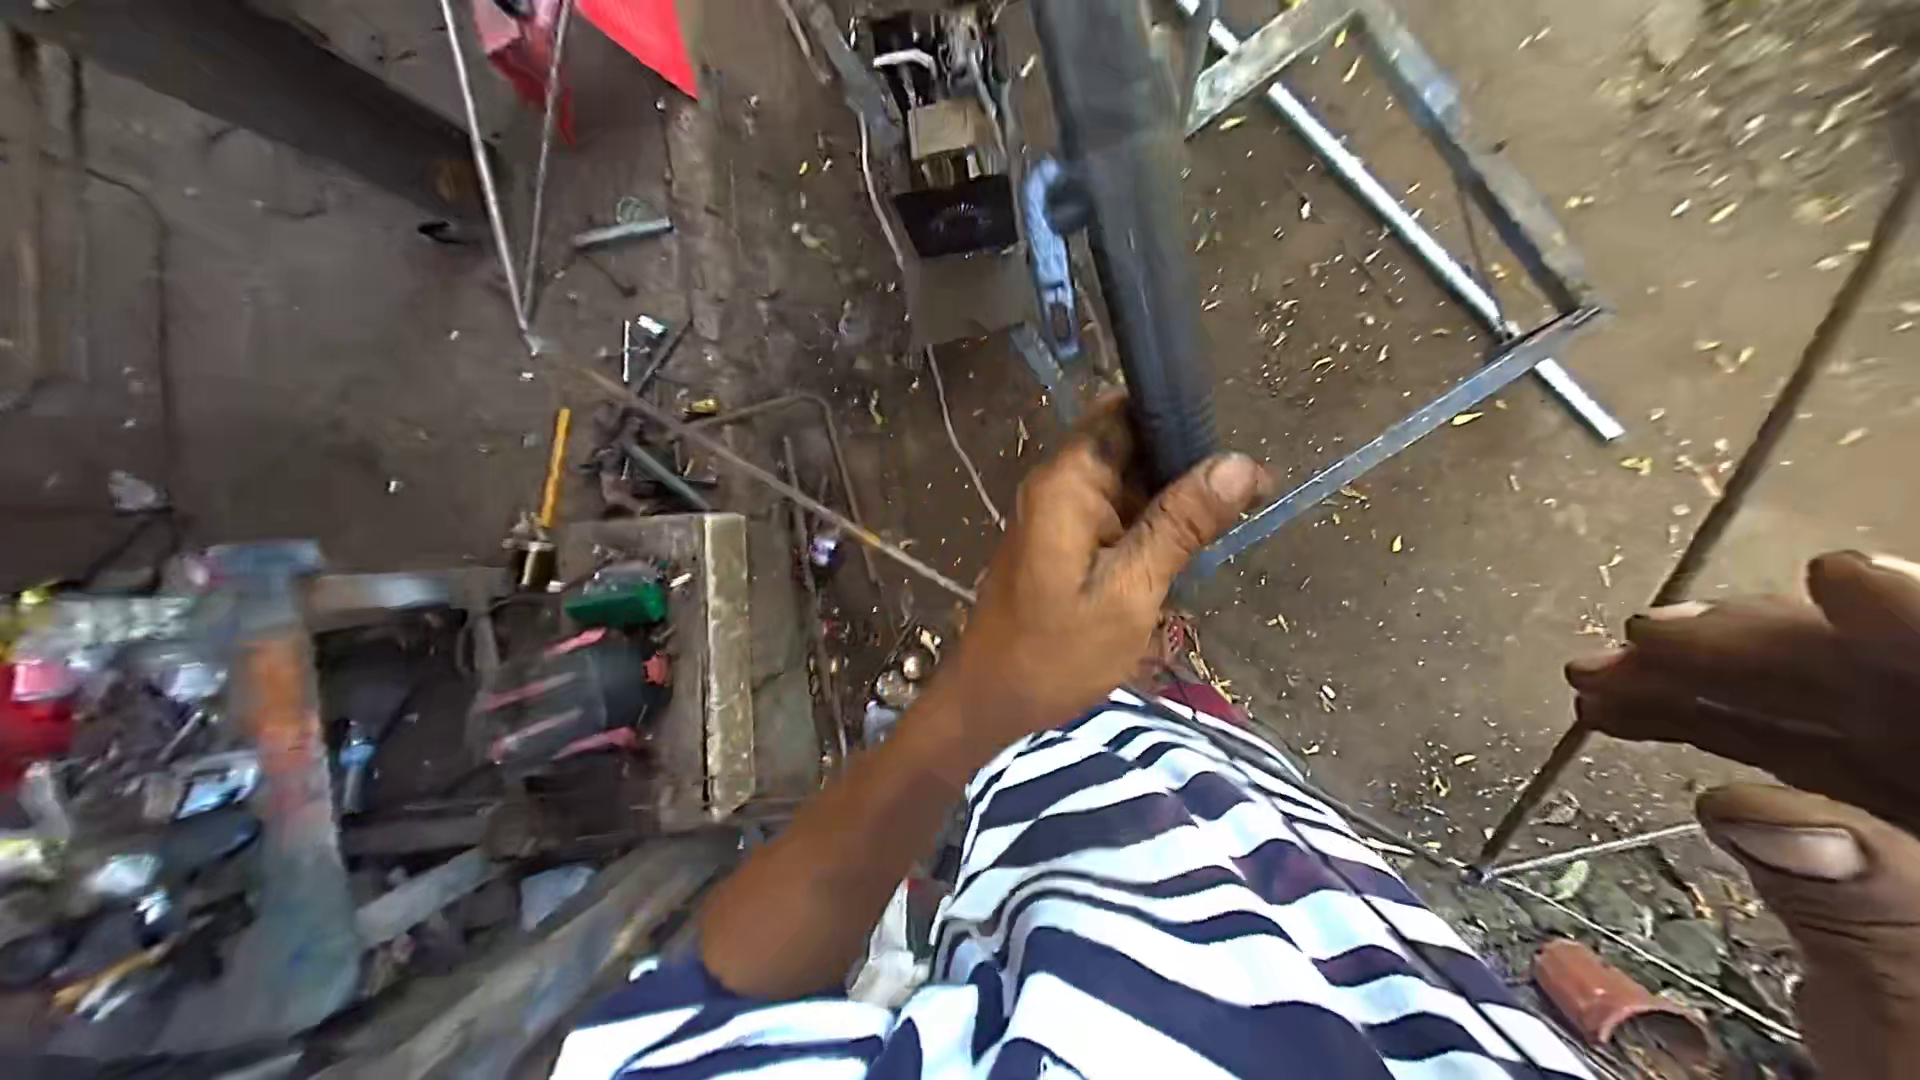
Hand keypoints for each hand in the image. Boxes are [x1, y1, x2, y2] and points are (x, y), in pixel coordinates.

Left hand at [923, 395, 1268, 766]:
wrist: (993, 701)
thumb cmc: (1056, 654)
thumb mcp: (1129, 591)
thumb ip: (1180, 525)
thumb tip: (1240, 464)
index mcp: (1067, 482)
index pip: (1123, 413)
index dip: (1178, 418)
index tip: (1233, 443)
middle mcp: (1058, 484)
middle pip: (1128, 444)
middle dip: (1183, 460)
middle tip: (1248, 490)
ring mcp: (1058, 513)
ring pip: (1125, 480)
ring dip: (1170, 495)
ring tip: (1231, 515)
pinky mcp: (1063, 540)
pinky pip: (1113, 513)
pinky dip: (1149, 521)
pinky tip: (1188, 541)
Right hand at [1567, 551, 1919, 1077]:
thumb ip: (1871, 919)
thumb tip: (1758, 815)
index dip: (1918, 627)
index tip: (1838, 579)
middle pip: (1885, 687)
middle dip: (1753, 652)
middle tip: (1642, 640)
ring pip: (1813, 708)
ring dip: (1691, 681)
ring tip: (1595, 674)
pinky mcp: (1863, 816)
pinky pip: (1772, 744)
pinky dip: (1687, 720)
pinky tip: (1617, 710)